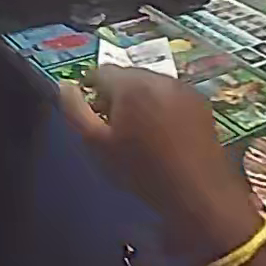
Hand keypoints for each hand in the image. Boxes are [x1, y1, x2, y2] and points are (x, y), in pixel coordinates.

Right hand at [57, 67, 262, 261]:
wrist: (198, 194)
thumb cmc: (140, 169)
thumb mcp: (95, 143)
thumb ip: (74, 110)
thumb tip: (64, 86)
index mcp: (132, 85)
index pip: (100, 71)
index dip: (88, 90)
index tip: (88, 113)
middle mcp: (160, 78)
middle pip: (126, 75)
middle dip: (114, 94)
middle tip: (109, 124)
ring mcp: (185, 90)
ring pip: (149, 84)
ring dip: (137, 99)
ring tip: (134, 131)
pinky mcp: (201, 104)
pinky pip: (169, 96)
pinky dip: (158, 106)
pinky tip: (159, 134)